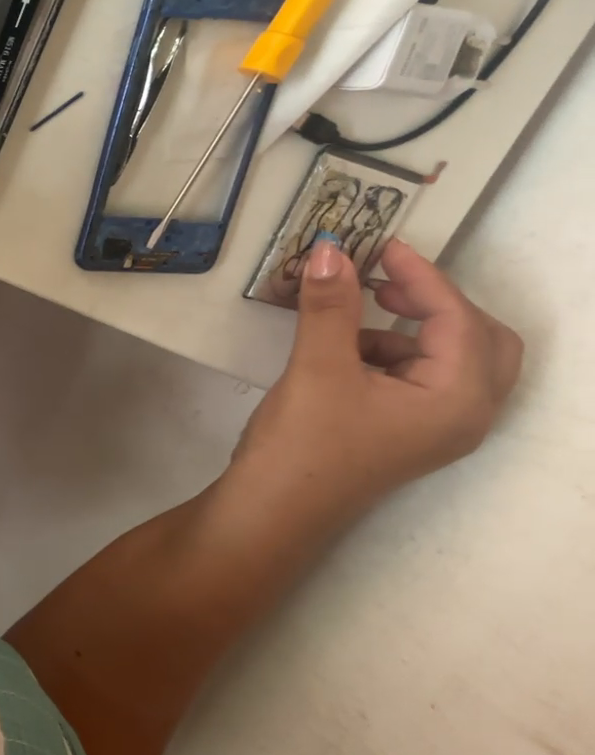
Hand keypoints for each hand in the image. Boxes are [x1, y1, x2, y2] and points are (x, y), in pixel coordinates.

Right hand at [236, 237, 522, 512]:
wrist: (273, 509)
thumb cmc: (303, 442)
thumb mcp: (315, 370)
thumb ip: (329, 308)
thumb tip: (332, 251)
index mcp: (460, 398)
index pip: (458, 319)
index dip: (421, 277)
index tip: (380, 246)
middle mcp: (466, 414)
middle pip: (480, 340)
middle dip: (434, 304)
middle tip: (381, 280)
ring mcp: (438, 429)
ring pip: (451, 361)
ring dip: (410, 330)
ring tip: (351, 320)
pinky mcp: (406, 435)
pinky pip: (422, 380)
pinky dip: (393, 355)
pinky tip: (344, 355)